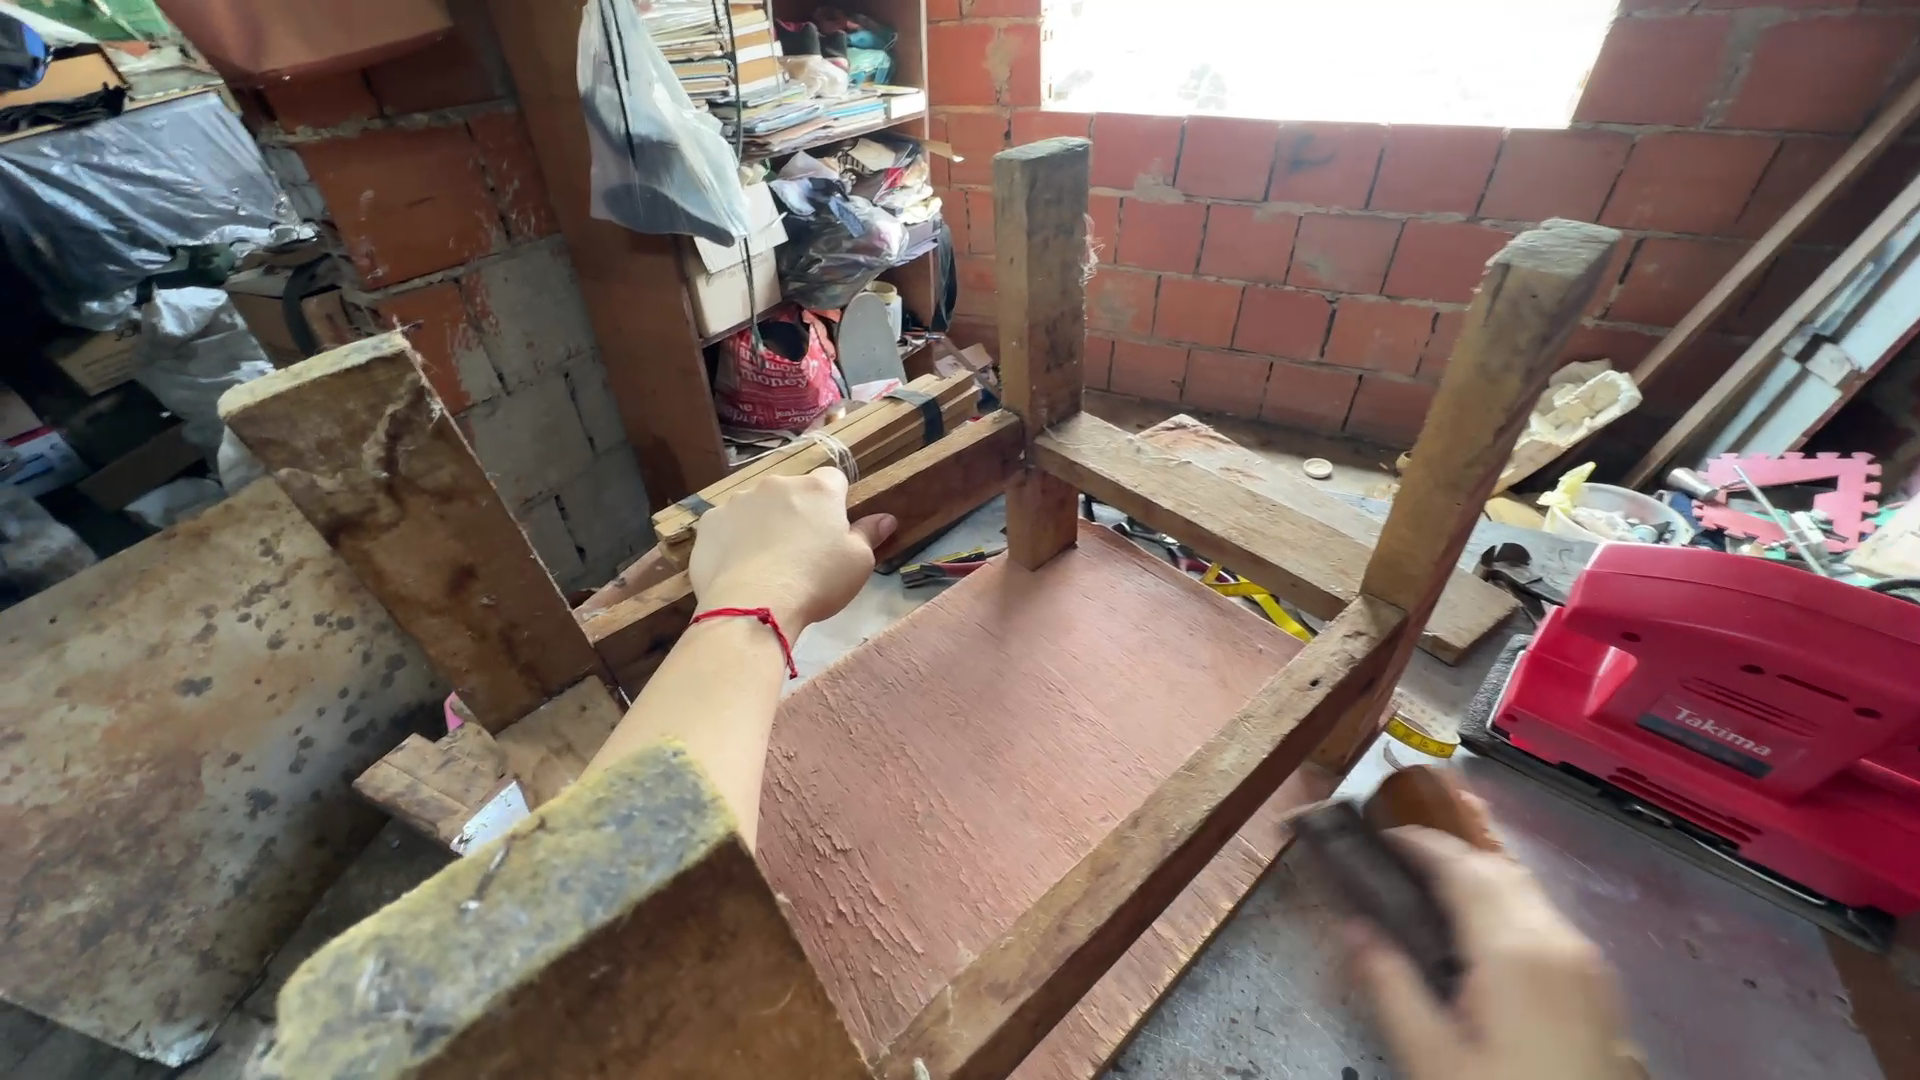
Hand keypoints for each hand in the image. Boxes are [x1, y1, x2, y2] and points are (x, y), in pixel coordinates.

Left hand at [688, 467, 896, 632]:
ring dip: (765, 524)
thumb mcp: (858, 562)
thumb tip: (886, 518)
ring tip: (766, 563)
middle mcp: (777, 484)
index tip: (833, 529)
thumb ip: (869, 534)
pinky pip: (727, 525)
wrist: (754, 605)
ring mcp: (739, 500)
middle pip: (793, 492)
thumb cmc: (817, 581)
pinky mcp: (710, 522)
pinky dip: (734, 540)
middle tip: (801, 551)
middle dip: (798, 512)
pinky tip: (739, 568)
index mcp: (818, 489)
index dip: (836, 502)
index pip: (834, 479)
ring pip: (758, 507)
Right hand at [1349, 828, 1642, 1079]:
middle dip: (1447, 852)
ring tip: (1435, 886)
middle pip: (1497, 867)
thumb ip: (1387, 983)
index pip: (1460, 866)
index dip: (1418, 842)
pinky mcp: (1600, 989)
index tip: (1381, 836)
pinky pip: (1546, 917)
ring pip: (1526, 889)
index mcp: (1512, 950)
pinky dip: (1505, 901)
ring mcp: (1587, 965)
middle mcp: (1557, 942)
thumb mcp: (1427, 1054)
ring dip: (1478, 874)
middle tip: (1401, 859)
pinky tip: (1483, 928)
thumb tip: (1352, 926)